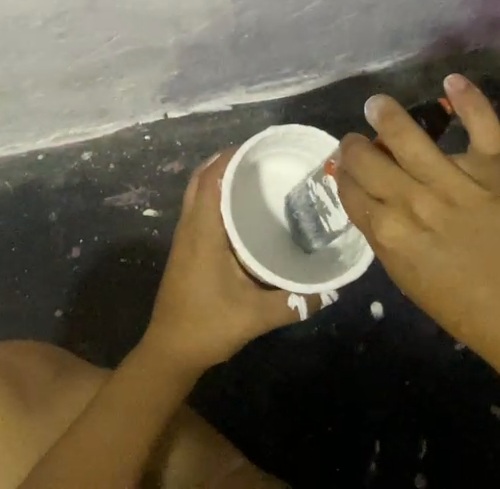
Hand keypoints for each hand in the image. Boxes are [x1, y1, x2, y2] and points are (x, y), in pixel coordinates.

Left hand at [140, 148, 310, 372]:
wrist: (170, 352)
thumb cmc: (208, 326)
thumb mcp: (256, 316)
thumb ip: (294, 302)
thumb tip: (330, 290)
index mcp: (203, 230)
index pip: (212, 177)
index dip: (232, 156)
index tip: (262, 147)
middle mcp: (190, 225)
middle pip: (202, 177)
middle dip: (228, 161)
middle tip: (263, 159)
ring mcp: (184, 236)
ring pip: (198, 191)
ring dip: (219, 177)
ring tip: (255, 175)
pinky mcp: (185, 247)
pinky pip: (198, 207)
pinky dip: (215, 195)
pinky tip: (241, 209)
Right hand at [333, 74, 499, 353]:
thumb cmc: (460, 304)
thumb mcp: (403, 274)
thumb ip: (380, 230)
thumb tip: (362, 190)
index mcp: (387, 233)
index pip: (349, 186)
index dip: (345, 172)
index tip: (350, 167)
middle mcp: (413, 204)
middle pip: (365, 157)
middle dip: (355, 145)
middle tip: (362, 142)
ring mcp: (454, 186)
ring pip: (406, 136)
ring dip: (385, 114)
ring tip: (379, 105)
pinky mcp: (494, 175)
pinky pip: (481, 129)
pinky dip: (470, 101)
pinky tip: (452, 81)